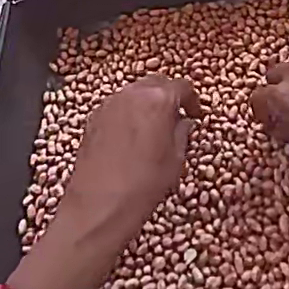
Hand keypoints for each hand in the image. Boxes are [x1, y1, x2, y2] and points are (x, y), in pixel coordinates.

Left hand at [55, 76, 201, 248]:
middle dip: (169, 95)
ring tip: (154, 126)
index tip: (194, 114)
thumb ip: (182, 133)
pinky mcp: (93, 117)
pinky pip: (118, 105)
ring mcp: (110, 104)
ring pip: (135, 92)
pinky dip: (129, 112)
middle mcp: (132, 94)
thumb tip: (183, 122)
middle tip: (177, 116)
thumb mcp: (175, 160)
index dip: (192, 100)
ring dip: (148, 102)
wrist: (98, 205)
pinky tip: (132, 135)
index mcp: (158, 99)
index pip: (182, 87)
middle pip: (157, 83)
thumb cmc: (143, 185)